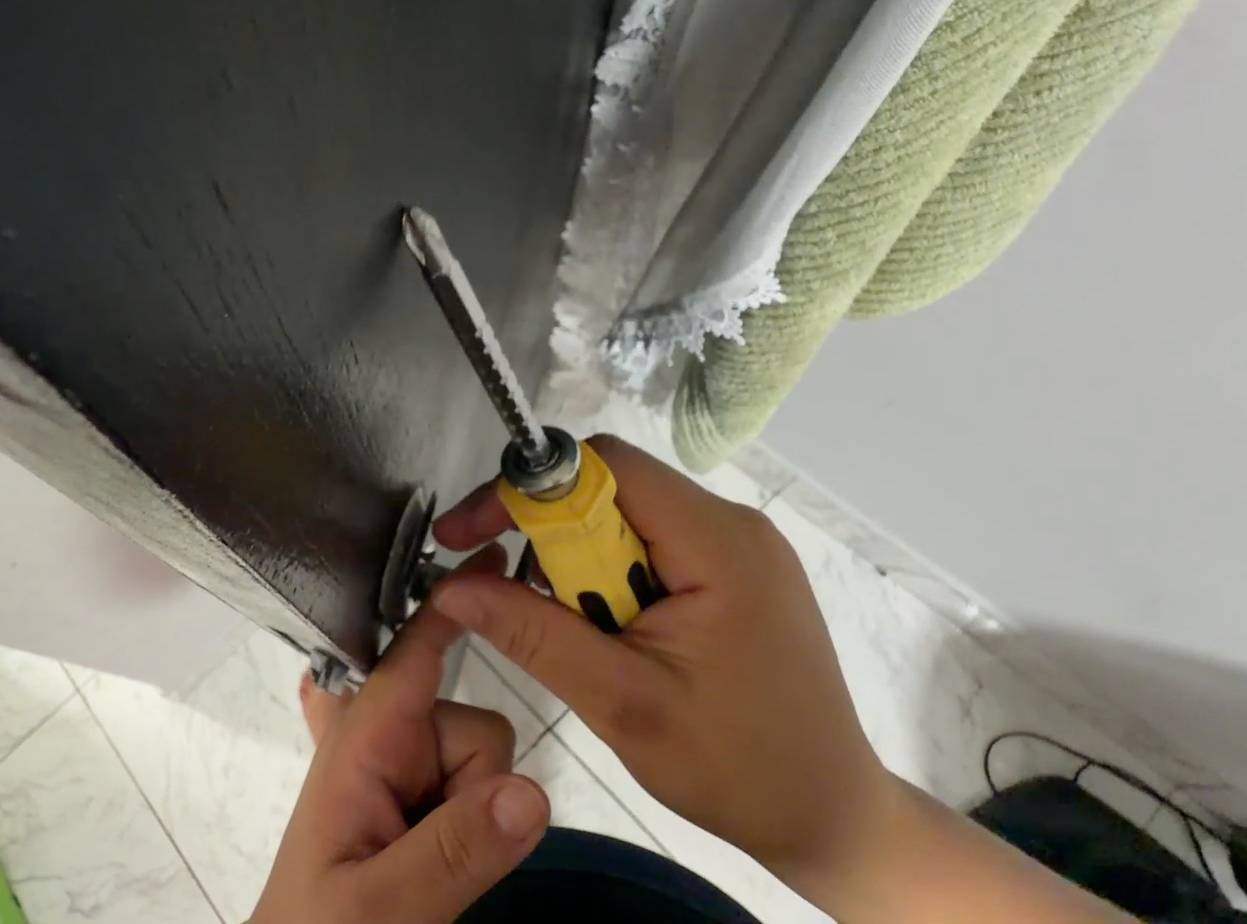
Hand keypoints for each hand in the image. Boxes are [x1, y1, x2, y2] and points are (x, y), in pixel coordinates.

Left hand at [249, 590, 550, 922]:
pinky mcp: (424, 800)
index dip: (451, 607)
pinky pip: (481, 791)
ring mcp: (407, 771)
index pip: (411, 657)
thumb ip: (452, 851)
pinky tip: (437, 849)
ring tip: (426, 865)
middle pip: (477, 725)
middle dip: (477, 781)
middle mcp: (386, 740)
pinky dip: (476, 815)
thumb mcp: (377, 905)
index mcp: (360, 740)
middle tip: (434, 845)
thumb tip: (531, 792)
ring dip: (476, 813)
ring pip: (490, 766)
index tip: (491, 557)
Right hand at [430, 435, 891, 885]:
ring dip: (569, 558)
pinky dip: (600, 572)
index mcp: (717, 543)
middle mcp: (730, 523)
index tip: (465, 536)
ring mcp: (734, 544)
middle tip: (496, 587)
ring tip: (561, 624)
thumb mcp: (621, 704)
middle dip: (540, 531)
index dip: (523, 488)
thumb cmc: (735, 767)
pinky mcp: (730, 568)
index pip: (603, 466)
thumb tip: (451, 589)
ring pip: (619, 514)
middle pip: (606, 487)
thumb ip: (533, 635)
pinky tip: (598, 624)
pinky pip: (643, 540)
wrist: (830, 814)